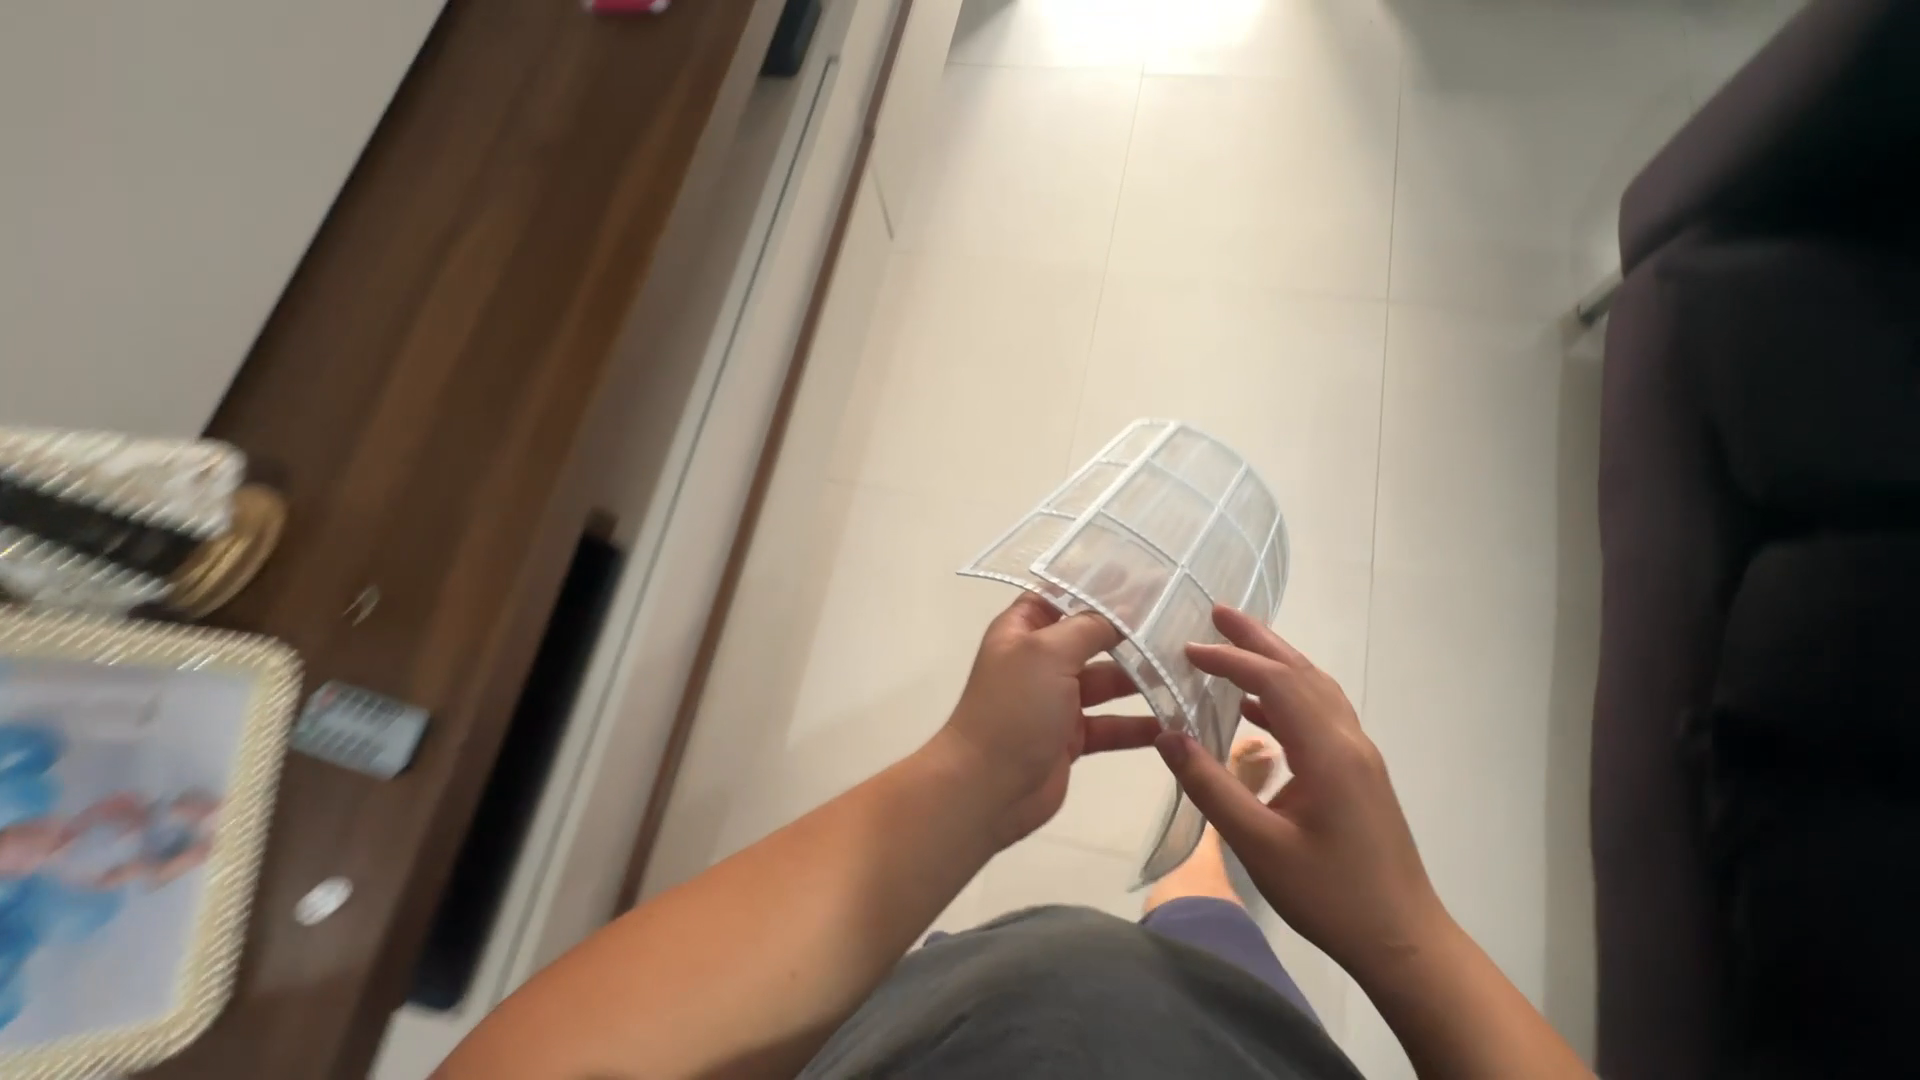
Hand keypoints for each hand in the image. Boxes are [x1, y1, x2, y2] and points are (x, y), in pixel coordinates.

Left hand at [927, 594, 1161, 848]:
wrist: (987, 787)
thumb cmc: (1014, 708)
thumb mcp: (1047, 653)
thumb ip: (1086, 628)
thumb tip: (1119, 614)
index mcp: (1022, 632)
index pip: (1060, 596)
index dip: (1096, 586)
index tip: (1144, 579)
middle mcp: (1039, 661)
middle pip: (1090, 638)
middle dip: (1129, 634)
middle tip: (1180, 623)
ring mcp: (1056, 701)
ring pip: (1106, 683)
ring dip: (1142, 679)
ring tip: (1187, 671)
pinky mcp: (1072, 738)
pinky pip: (1112, 725)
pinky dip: (1139, 725)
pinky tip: (1176, 721)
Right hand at [1155, 605, 1450, 978]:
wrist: (1404, 941)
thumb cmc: (1331, 895)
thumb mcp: (1258, 845)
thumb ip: (1211, 786)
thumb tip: (1167, 735)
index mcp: (1329, 751)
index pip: (1276, 682)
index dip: (1232, 660)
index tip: (1188, 650)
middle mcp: (1349, 741)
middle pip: (1302, 672)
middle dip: (1259, 640)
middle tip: (1218, 612)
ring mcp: (1358, 756)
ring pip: (1315, 689)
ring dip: (1275, 662)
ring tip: (1234, 647)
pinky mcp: (1358, 774)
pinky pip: (1319, 715)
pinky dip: (1285, 697)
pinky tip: (1255, 711)